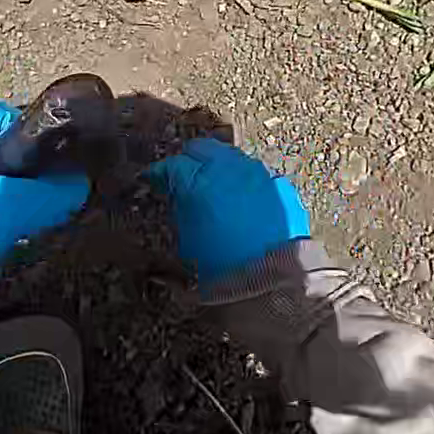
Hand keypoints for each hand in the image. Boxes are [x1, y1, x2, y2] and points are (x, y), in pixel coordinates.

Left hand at [0, 99, 90, 304]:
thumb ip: (48, 194)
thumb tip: (83, 185)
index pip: (43, 129)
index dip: (59, 163)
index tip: (63, 196)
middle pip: (31, 158)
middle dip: (36, 192)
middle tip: (28, 222)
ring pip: (16, 182)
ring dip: (18, 210)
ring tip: (5, 234)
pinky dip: (1, 219)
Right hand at [142, 138, 309, 284]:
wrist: (272, 284)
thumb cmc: (224, 270)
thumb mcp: (187, 242)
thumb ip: (178, 208)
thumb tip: (174, 194)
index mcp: (199, 183)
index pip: (172, 165)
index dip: (159, 174)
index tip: (154, 180)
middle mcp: (229, 170)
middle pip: (201, 148)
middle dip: (189, 161)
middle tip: (181, 178)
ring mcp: (256, 174)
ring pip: (230, 156)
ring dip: (217, 167)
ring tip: (212, 187)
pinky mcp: (279, 184)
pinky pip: (254, 173)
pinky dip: (243, 181)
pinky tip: (240, 200)